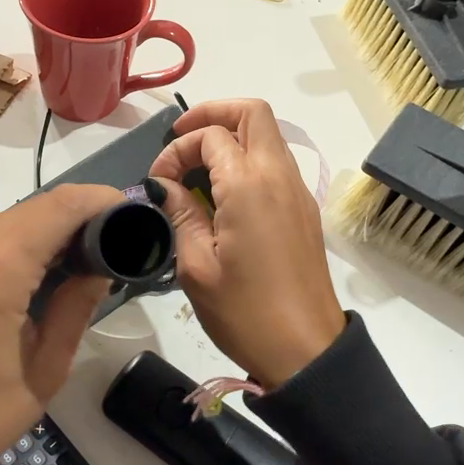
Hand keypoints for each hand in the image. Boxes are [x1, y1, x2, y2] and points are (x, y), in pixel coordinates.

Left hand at [0, 184, 124, 464]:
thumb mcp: (46, 368)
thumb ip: (77, 304)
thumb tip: (101, 264)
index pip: (56, 209)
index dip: (98, 200)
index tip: (128, 211)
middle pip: (31, 209)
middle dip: (75, 216)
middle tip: (111, 239)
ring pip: (6, 220)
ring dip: (44, 229)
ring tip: (78, 255)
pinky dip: (14, 242)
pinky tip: (34, 267)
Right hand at [150, 99, 345, 388]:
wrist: (304, 351)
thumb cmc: (244, 312)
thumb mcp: (196, 266)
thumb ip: (180, 214)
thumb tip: (165, 186)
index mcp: (250, 185)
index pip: (211, 136)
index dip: (177, 149)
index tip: (159, 182)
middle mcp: (279, 175)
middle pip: (253, 112)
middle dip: (213, 114)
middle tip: (181, 139)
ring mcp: (298, 191)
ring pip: (268, 135)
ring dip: (232, 136)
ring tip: (197, 168)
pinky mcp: (304, 210)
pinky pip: (276, 163)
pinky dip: (248, 159)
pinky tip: (223, 192)